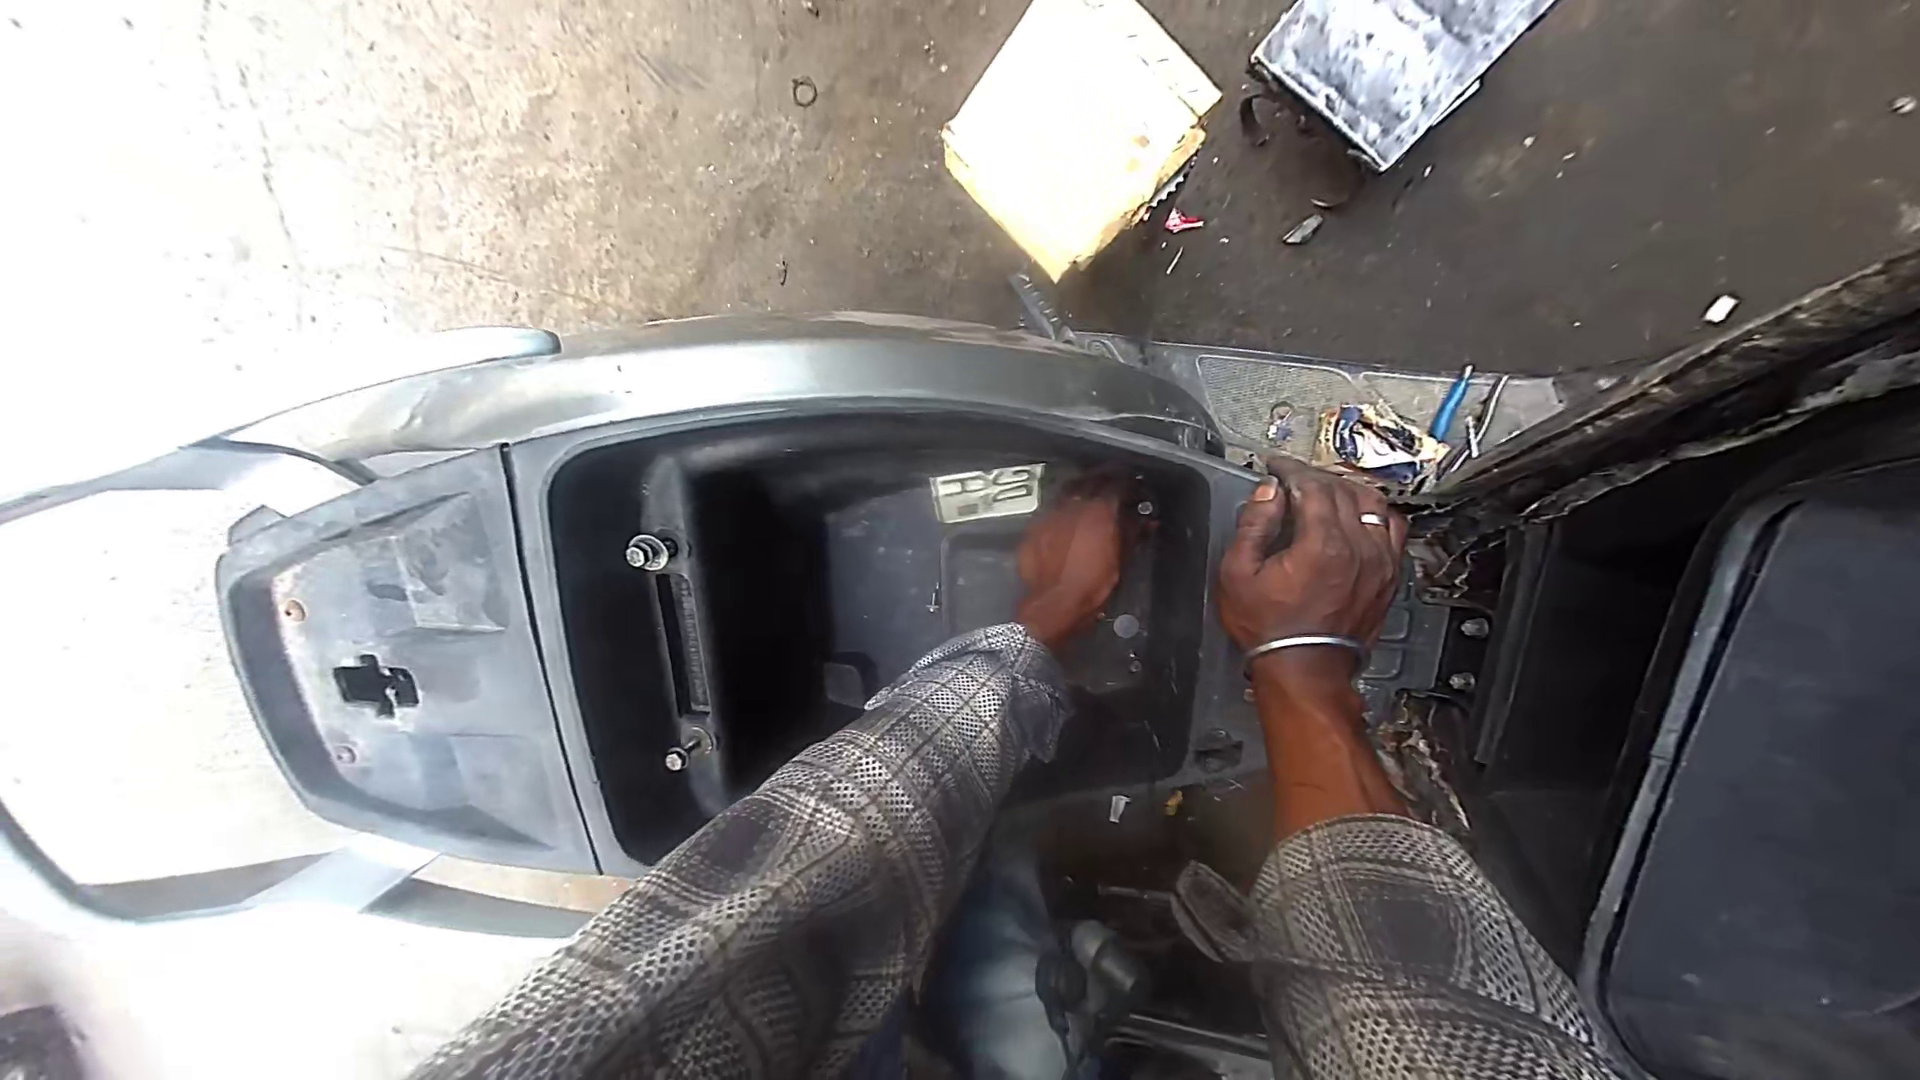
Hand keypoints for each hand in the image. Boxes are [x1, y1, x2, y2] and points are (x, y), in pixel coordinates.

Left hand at [1015, 480, 1132, 649]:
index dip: (1126, 482)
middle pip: (1088, 481)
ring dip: (1078, 492)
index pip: (1116, 483)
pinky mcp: (1032, 529)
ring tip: (1087, 498)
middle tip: (1110, 486)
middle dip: (1101, 481)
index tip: (1131, 486)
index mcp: (1099, 512)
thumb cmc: (1093, 586)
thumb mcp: (1121, 561)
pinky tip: (1063, 522)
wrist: (1055, 604)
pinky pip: (1049, 512)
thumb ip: (1132, 534)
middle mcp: (1072, 507)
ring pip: (1066, 493)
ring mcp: (1049, 516)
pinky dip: (1060, 512)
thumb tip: (1145, 521)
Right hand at [1218, 457, 1406, 680]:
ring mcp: (1380, 562)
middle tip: (1291, 477)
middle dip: (1313, 477)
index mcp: (1321, 543)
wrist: (1303, 668)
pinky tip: (1356, 515)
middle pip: (1343, 490)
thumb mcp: (1237, 574)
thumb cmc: (1268, 627)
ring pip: (1373, 503)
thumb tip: (1268, 492)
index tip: (1275, 466)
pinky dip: (1373, 513)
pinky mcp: (1389, 576)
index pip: (1312, 486)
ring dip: (1346, 489)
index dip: (1290, 470)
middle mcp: (1358, 547)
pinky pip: (1392, 528)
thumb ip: (1253, 526)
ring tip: (1322, 490)